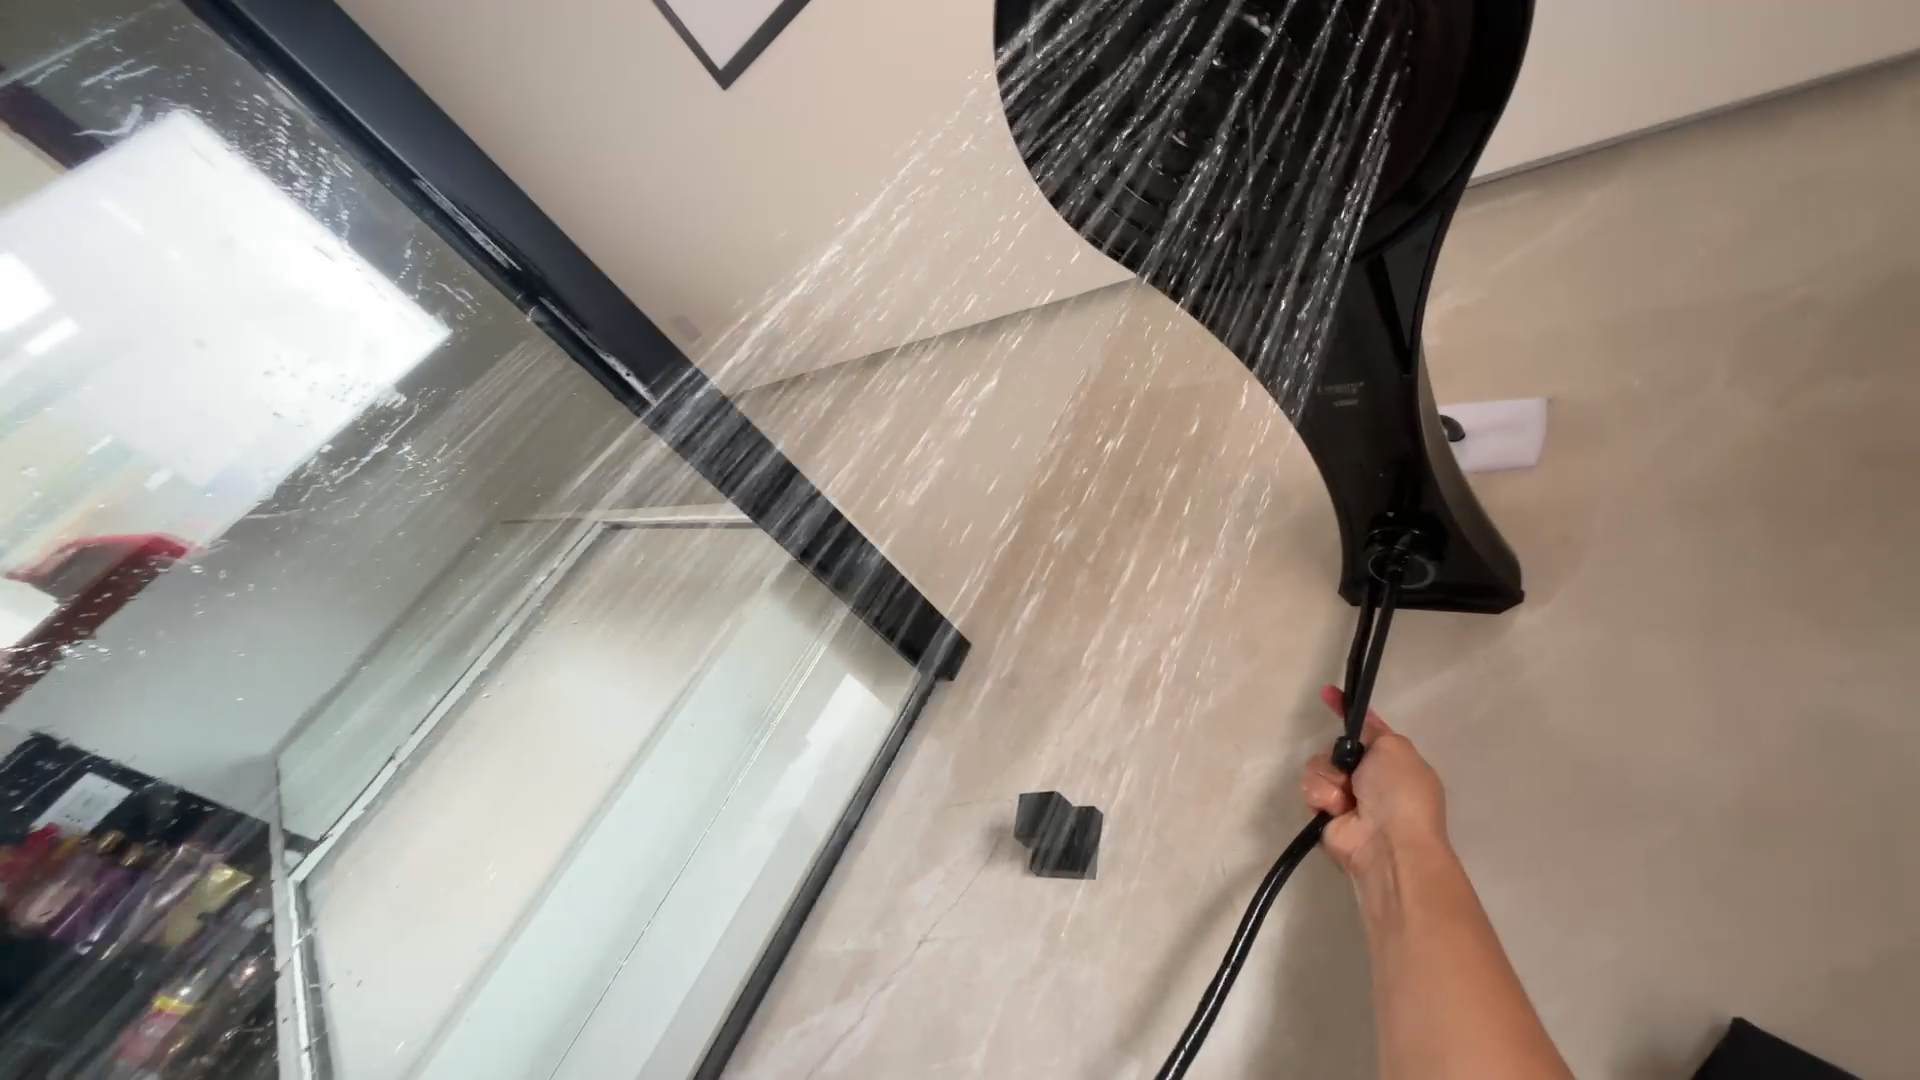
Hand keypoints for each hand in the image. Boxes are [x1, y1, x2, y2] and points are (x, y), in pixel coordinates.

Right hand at [1300, 685, 1449, 879]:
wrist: (1387, 843)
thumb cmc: (1399, 793)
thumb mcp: (1395, 748)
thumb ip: (1373, 731)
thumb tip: (1360, 734)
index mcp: (1394, 762)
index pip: (1367, 728)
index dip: (1347, 711)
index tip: (1327, 693)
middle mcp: (1370, 778)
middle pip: (1335, 749)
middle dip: (1336, 755)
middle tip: (1349, 770)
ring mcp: (1348, 796)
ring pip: (1318, 767)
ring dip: (1327, 779)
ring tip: (1344, 798)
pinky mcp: (1326, 813)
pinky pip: (1310, 789)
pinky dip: (1321, 796)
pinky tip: (1334, 809)